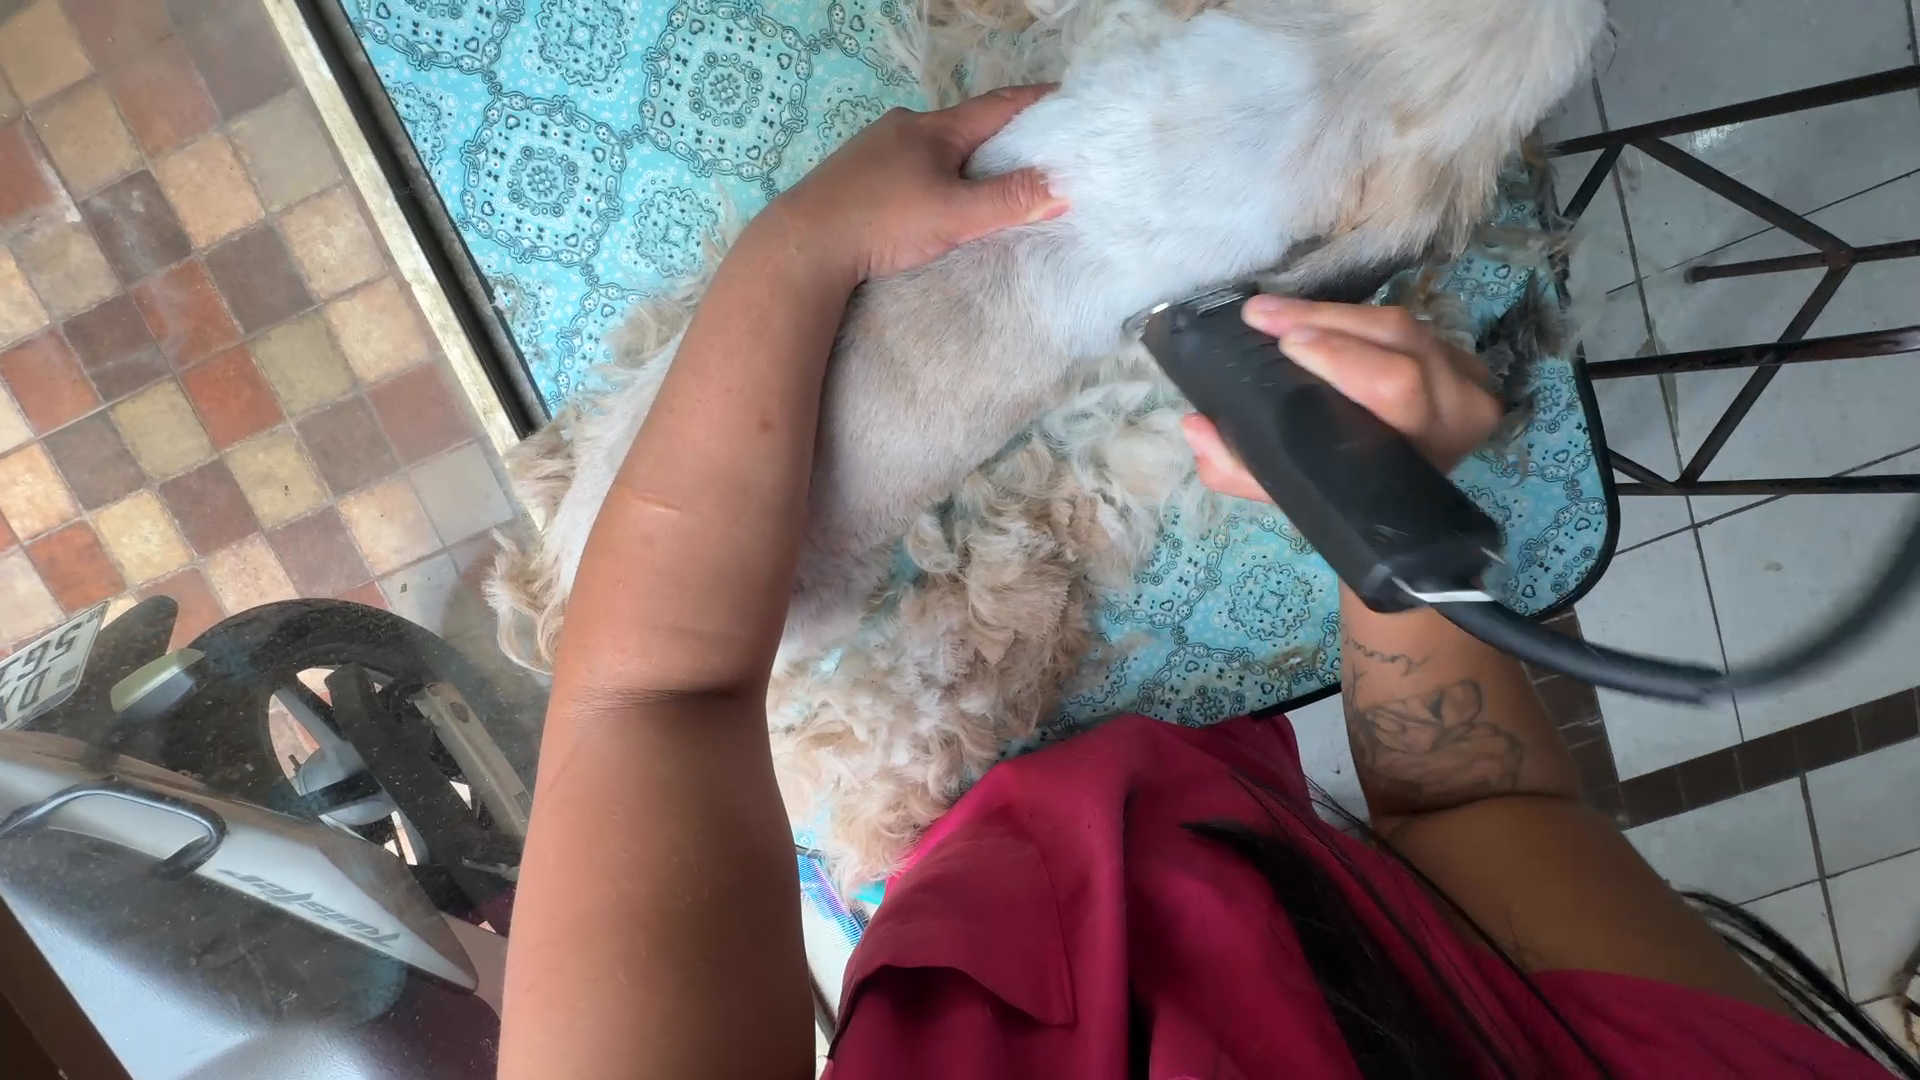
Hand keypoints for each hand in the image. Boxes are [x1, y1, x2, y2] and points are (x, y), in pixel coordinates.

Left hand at [751, 86, 1066, 286]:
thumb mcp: (954, 215)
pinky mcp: (856, 175)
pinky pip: (907, 167)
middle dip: (999, 137)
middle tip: (1031, 153)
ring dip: (961, 159)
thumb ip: (1007, 202)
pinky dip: (932, 175)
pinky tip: (930, 197)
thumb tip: (1061, 189)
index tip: (1066, 101)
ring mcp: (875, 149)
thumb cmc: (884, 222)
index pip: (998, 106)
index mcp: (935, 129)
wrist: (807, 244)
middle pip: (964, 126)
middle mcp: (904, 127)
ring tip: (983, 182)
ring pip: (932, 148)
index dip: (1035, 103)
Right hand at [1182, 298, 1502, 500]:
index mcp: (1422, 450)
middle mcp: (1457, 410)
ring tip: (1275, 313)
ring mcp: (1468, 380)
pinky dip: (1352, 319)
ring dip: (1331, 313)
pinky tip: (1311, 317)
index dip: (1340, 356)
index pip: (1392, 385)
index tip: (1284, 341)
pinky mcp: (1462, 360)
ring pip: (1399, 325)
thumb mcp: (1287, 495)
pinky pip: (1403, 324)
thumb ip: (1235, 468)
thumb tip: (1194, 425)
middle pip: (1397, 340)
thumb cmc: (1340, 501)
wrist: (1402, 510)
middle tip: (1263, 316)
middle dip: (1324, 320)